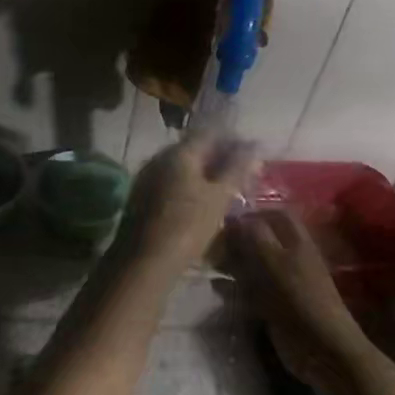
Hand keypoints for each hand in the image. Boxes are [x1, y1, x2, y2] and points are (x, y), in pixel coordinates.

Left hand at [121, 129, 258, 268]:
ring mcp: (147, 177)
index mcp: (179, 152)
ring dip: (202, 174)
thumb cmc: (188, 225)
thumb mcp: (220, 196)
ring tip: (223, 191)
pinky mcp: (141, 198)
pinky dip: (187, 187)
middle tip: (238, 174)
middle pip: (194, 149)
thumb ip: (237, 169)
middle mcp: (159, 158)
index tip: (249, 155)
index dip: (232, 141)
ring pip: (181, 167)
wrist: (146, 261)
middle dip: (217, 158)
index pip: (210, 133)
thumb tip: (253, 147)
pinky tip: (199, 203)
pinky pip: (170, 183)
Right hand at [229, 210, 371, 389]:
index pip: (275, 215)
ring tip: (212, 267)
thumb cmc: (299, 297)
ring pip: (254, 265)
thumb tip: (236, 216)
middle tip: (213, 246)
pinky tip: (219, 290)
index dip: (253, 213)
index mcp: (296, 241)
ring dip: (233, 264)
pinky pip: (251, 291)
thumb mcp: (275, 261)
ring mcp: (283, 283)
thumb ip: (255, 235)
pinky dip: (235, 288)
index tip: (226, 220)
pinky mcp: (275, 305)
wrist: (321, 348)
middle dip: (238, 240)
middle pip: (262, 240)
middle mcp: (290, 257)